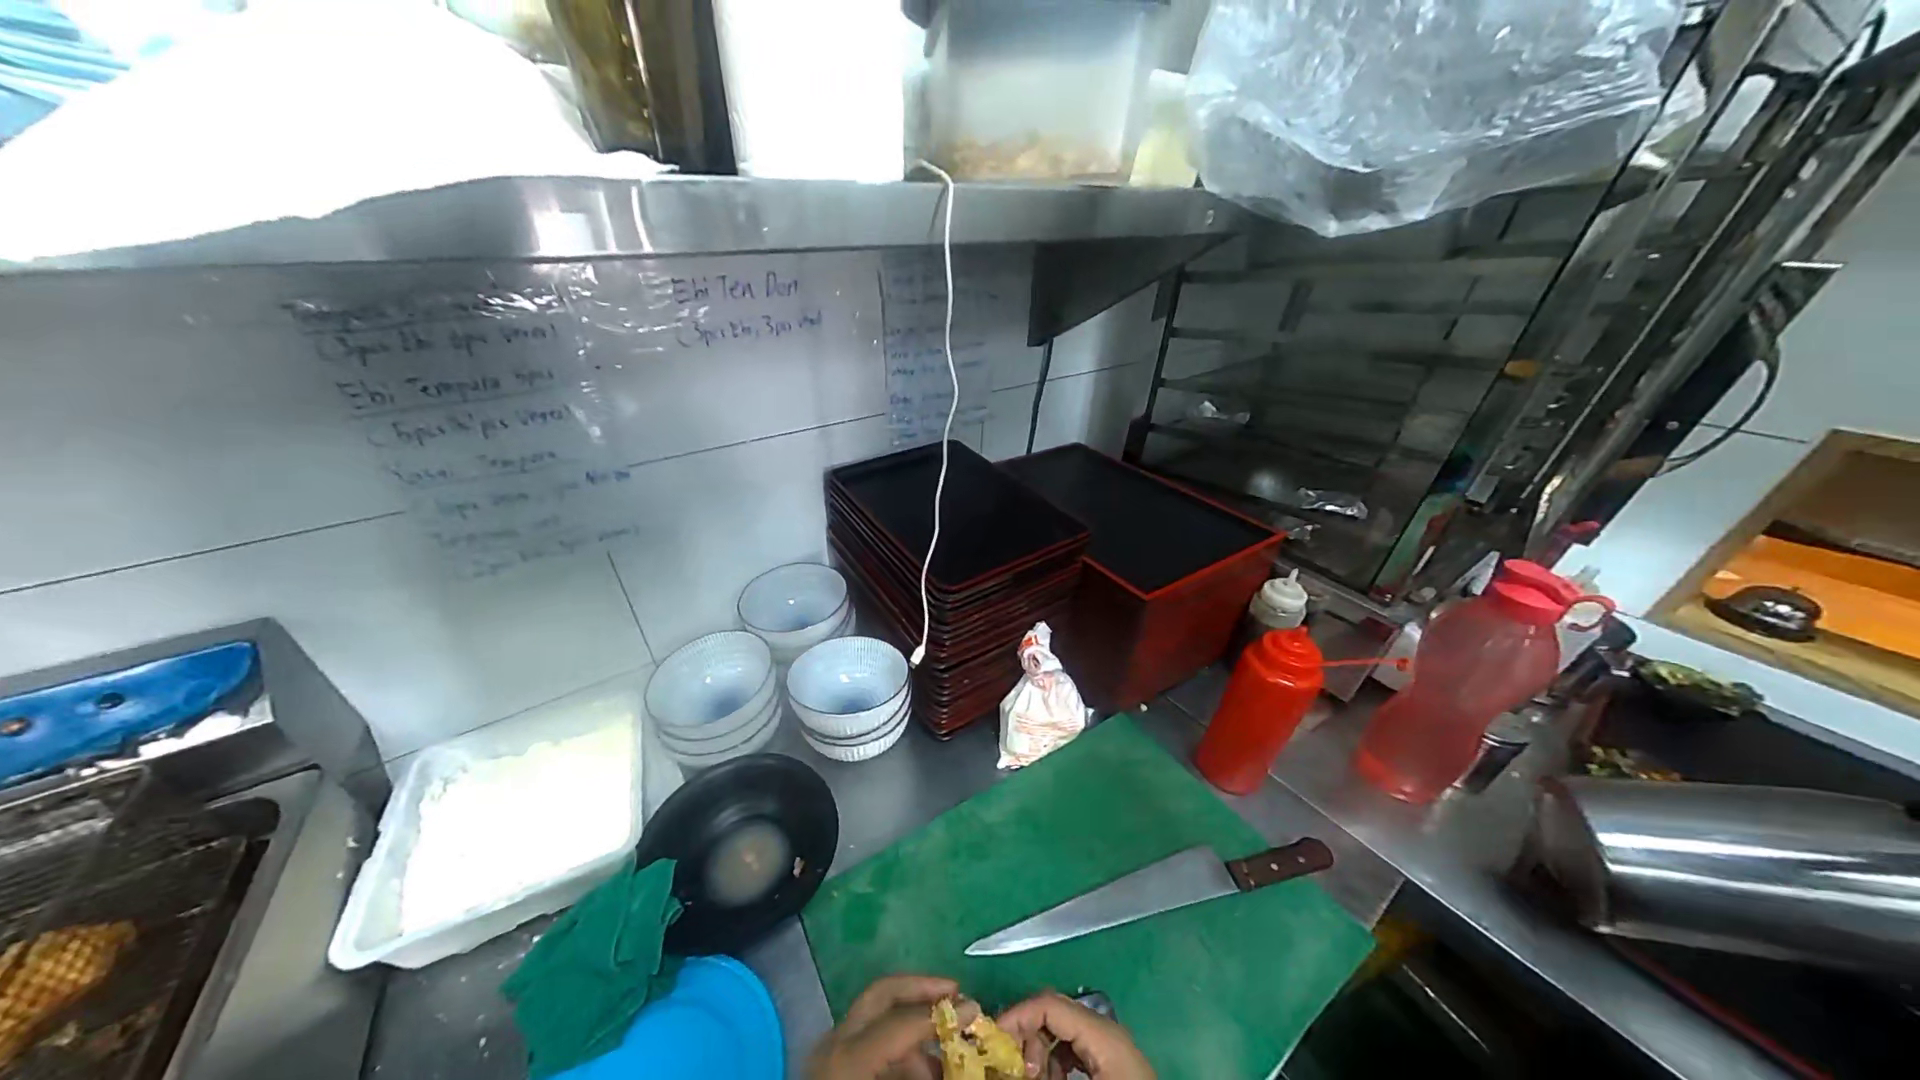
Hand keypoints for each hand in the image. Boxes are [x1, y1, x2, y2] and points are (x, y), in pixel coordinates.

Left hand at [807, 975, 972, 1079]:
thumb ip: (927, 1076)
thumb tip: (963, 1065)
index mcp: (849, 1059)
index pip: (903, 1021)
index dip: (942, 1013)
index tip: (976, 1009)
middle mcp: (835, 1044)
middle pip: (883, 994)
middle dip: (922, 990)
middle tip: (957, 994)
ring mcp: (828, 1053)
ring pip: (876, 1018)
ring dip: (912, 1024)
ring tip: (947, 1046)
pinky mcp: (829, 1068)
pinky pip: (868, 1044)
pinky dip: (896, 1050)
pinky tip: (922, 1071)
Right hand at [995, 992, 1154, 1079]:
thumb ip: (1041, 1078)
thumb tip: (1005, 1070)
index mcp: (1101, 1034)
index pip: (1049, 1004)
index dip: (1017, 1017)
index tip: (992, 1041)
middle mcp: (1105, 1031)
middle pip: (1053, 1012)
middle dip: (1026, 1034)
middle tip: (1010, 1065)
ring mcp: (1109, 1047)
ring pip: (1062, 1030)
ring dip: (1040, 1051)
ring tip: (1031, 1079)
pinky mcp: (1109, 1064)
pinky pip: (1073, 1049)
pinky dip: (1055, 1062)